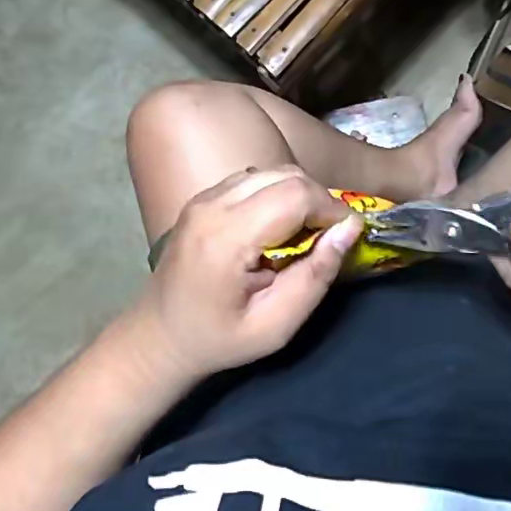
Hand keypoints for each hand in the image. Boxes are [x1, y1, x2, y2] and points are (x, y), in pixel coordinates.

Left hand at [125, 167, 360, 382]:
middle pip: (285, 175)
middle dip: (319, 199)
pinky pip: (253, 178)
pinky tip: (279, 226)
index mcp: (226, 238)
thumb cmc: (219, 338)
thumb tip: (350, 228)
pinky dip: (278, 193)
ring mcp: (203, 197)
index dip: (331, 208)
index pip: (294, 194)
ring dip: (299, 194)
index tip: (346, 235)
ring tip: (306, 232)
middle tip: (328, 236)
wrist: (160, 334)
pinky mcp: (203, 197)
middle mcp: (212, 206)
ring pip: (271, 171)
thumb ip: (315, 276)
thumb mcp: (276, 325)